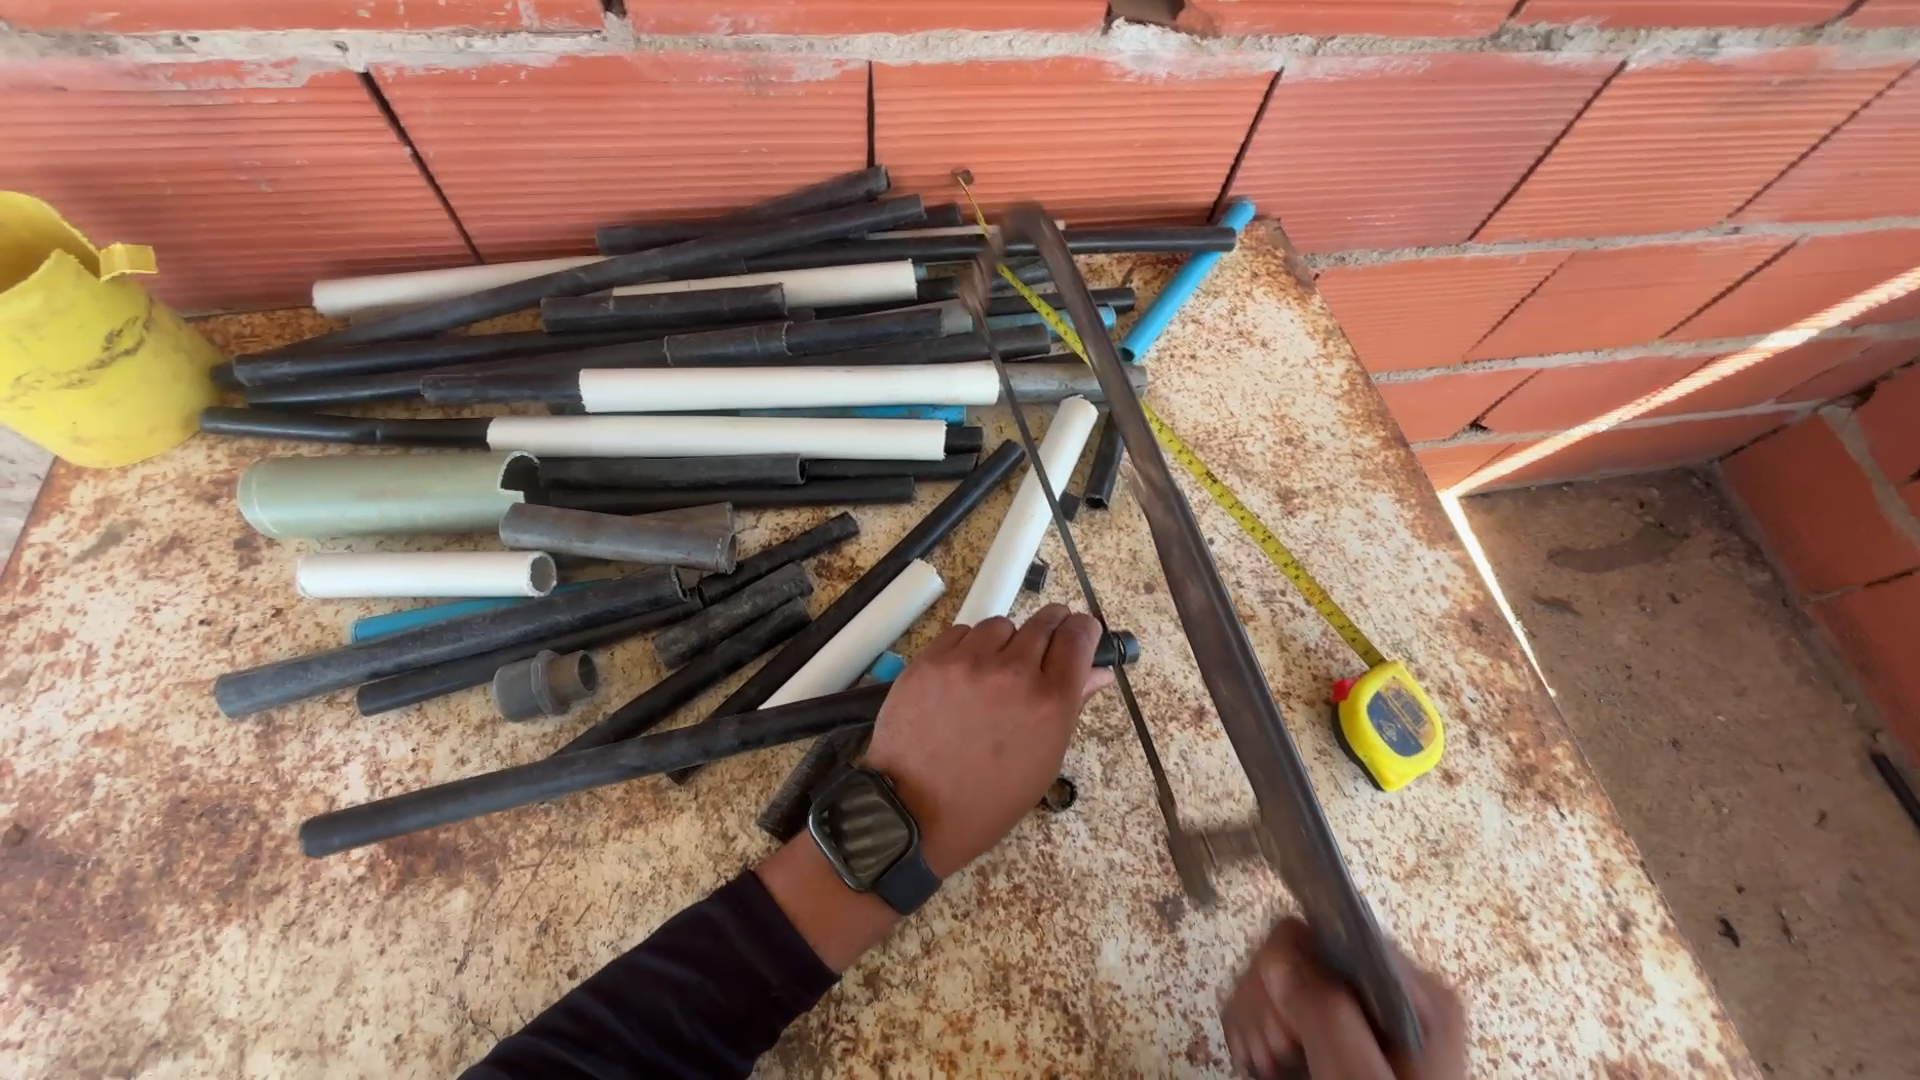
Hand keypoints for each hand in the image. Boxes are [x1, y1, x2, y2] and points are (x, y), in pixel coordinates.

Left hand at [863, 604, 1113, 877]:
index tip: (1080, 633)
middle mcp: (1012, 673)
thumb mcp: (1044, 761)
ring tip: (995, 672)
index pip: (1078, 637)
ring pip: (1000, 626)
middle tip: (1044, 646)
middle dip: (1052, 628)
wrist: (913, 812)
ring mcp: (967, 663)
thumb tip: (1098, 672)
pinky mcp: (930, 660)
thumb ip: (1071, 706)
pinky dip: (968, 648)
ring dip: (1005, 642)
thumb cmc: (988, 799)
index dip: (1083, 630)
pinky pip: (961, 634)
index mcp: (1050, 703)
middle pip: (1044, 622)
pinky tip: (963, 677)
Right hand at [1221, 918, 1465, 1079]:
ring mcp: (1354, 1008)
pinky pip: (1270, 997)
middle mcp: (1385, 989)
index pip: (1329, 933)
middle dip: (1267, 999)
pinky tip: (1261, 1061)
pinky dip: (1253, 1027)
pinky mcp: (1327, 1026)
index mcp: (1414, 993)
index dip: (1291, 970)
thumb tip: (1277, 960)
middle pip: (1295, 951)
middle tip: (1273, 1057)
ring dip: (1255, 1016)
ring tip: (1266, 1065)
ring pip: (1275, 973)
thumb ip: (1326, 1016)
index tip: (1284, 1033)